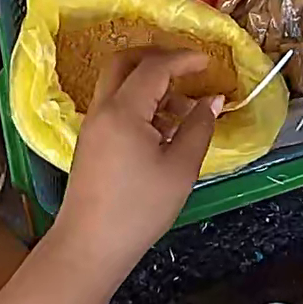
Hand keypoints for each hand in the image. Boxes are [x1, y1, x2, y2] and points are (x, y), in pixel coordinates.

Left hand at [55, 49, 222, 261]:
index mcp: (124, 111)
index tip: (208, 62)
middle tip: (187, 68)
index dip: (183, 59)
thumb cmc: (140, 208)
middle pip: (124, 63)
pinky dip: (140, 103)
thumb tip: (212, 101)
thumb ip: (199, 127)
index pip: (154, 68)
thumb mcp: (181, 167)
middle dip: (158, 57)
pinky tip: (164, 129)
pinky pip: (116, 106)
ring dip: (150, 84)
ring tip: (184, 109)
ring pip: (119, 85)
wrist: (91, 246)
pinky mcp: (92, 142)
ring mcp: (93, 126)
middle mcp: (102, 110)